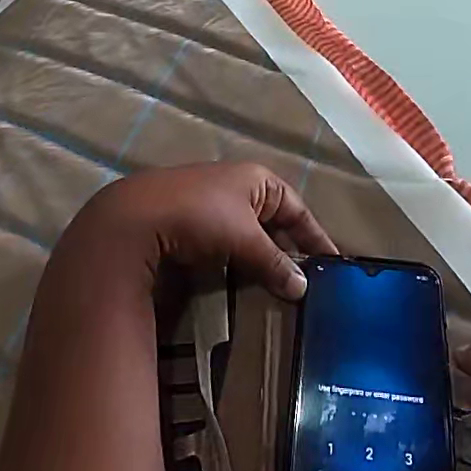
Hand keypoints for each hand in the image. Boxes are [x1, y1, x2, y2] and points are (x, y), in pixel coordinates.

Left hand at [51, 163, 336, 300]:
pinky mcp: (191, 223)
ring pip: (249, 237)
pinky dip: (237, 263)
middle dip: (288, 253)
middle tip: (305, 285)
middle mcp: (237, 187)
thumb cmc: (200, 214)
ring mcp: (212, 204)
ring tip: (277, 290)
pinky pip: (226, 245)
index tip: (333, 265)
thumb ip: (275, 261)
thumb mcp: (245, 238)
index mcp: (257, 180)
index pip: (298, 210)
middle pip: (274, 223)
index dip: (315, 237)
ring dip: (262, 261)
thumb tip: (303, 287)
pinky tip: (242, 285)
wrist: (137, 216)